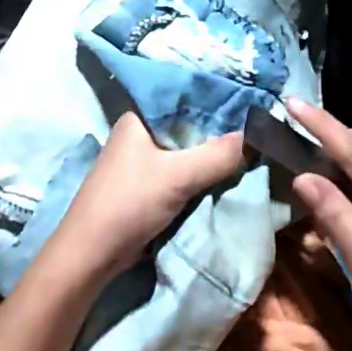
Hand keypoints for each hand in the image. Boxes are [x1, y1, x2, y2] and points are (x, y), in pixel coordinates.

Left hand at [49, 112, 246, 280]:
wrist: (90, 255)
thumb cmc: (129, 203)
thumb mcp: (179, 176)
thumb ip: (219, 154)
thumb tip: (258, 135)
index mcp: (142, 116)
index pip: (188, 95)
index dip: (220, 98)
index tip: (254, 101)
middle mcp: (143, 130)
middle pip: (191, 122)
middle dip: (222, 127)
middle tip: (261, 126)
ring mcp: (145, 157)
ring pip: (190, 147)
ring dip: (214, 151)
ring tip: (253, 146)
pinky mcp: (150, 182)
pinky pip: (185, 168)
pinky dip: (204, 170)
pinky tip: (229, 170)